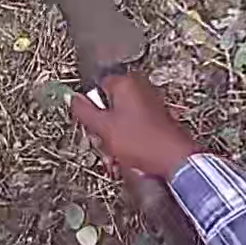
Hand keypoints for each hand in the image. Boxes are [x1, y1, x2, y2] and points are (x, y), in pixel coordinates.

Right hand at [67, 72, 201, 177]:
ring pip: (119, 120)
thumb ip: (83, 110)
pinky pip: (132, 129)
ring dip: (112, 139)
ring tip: (115, 156)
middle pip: (108, 105)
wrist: (174, 160)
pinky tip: (125, 159)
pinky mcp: (156, 121)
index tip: (89, 122)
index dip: (89, 106)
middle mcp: (139, 89)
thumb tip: (70, 97)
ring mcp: (149, 105)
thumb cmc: (141, 141)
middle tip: (102, 141)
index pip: (96, 86)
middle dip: (101, 127)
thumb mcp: (102, 126)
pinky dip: (126, 143)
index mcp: (126, 84)